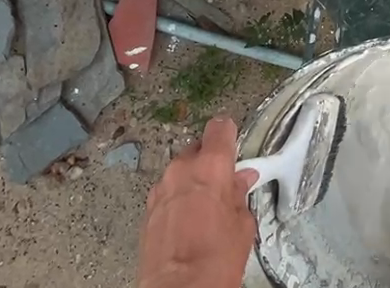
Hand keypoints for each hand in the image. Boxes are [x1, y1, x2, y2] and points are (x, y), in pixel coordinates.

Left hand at [137, 117, 259, 287]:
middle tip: (224, 183)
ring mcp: (161, 189)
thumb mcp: (242, 224)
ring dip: (192, 180)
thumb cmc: (214, 261)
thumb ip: (240, 194)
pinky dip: (177, 198)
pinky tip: (188, 220)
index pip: (219, 128)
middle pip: (198, 148)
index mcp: (211, 165)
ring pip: (180, 171)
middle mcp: (182, 169)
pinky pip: (166, 192)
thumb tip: (240, 183)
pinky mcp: (147, 211)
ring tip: (205, 207)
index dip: (228, 133)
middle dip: (210, 162)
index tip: (233, 142)